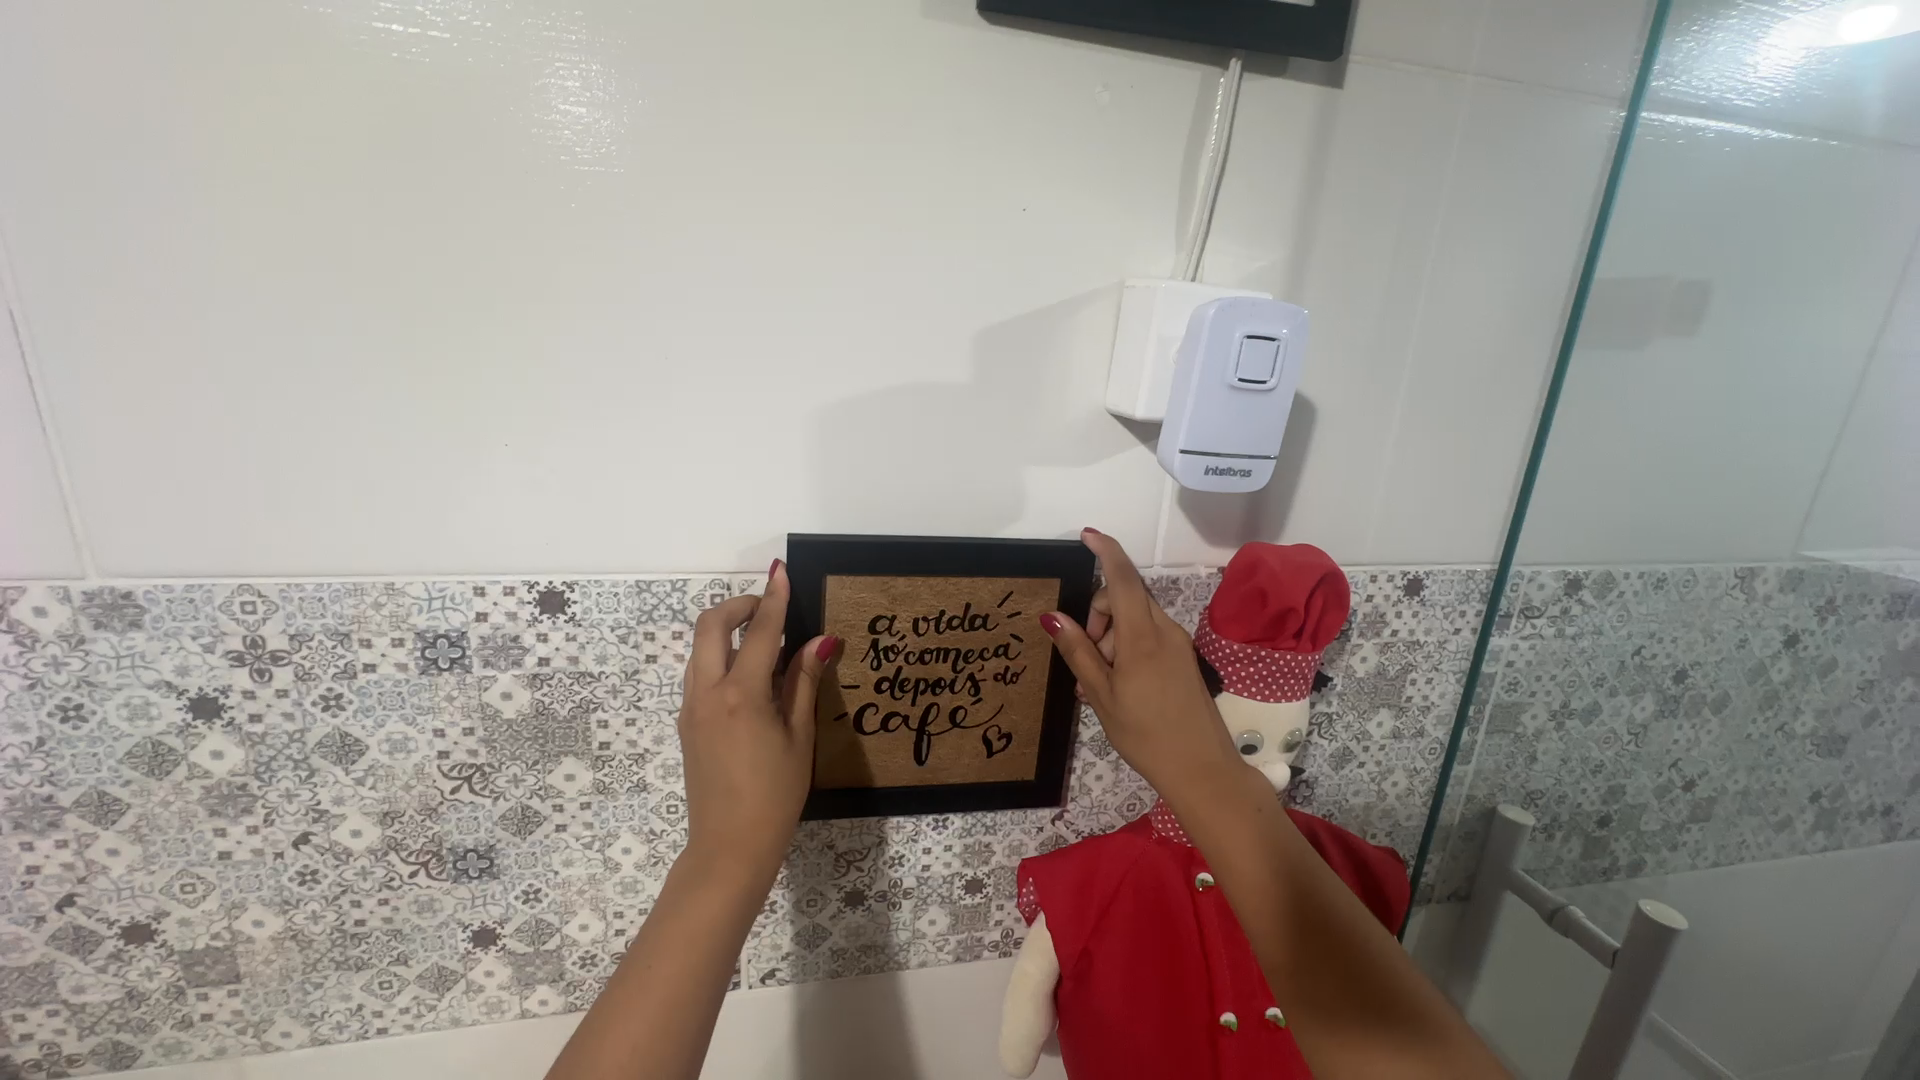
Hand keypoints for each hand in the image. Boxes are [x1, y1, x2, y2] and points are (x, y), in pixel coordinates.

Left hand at [680, 560, 837, 880]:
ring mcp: (691, 707)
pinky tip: (751, 677)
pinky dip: (721, 657)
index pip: (762, 631)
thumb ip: (803, 683)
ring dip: (727, 630)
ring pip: (700, 648)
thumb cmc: (776, 795)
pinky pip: (700, 673)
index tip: (782, 571)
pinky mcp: (687, 723)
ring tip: (765, 642)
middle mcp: (708, 692)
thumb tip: (820, 641)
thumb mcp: (799, 737)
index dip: (775, 598)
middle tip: (770, 608)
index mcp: (742, 694)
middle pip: (711, 625)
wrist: (728, 846)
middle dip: (739, 605)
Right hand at [1041, 529, 1242, 801]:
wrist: (1202, 768)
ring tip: (1099, 683)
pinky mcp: (1183, 658)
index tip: (1086, 534)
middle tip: (1086, 661)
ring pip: (1135, 619)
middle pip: (1124, 598)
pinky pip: (1148, 637)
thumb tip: (1052, 616)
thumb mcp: (1101, 695)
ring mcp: (1178, 644)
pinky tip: (1118, 685)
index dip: (1105, 551)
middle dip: (1098, 616)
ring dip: (1111, 637)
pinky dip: (1127, 648)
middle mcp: (1164, 631)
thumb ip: (1078, 651)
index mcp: (1142, 637)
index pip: (1122, 579)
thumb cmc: (1145, 734)